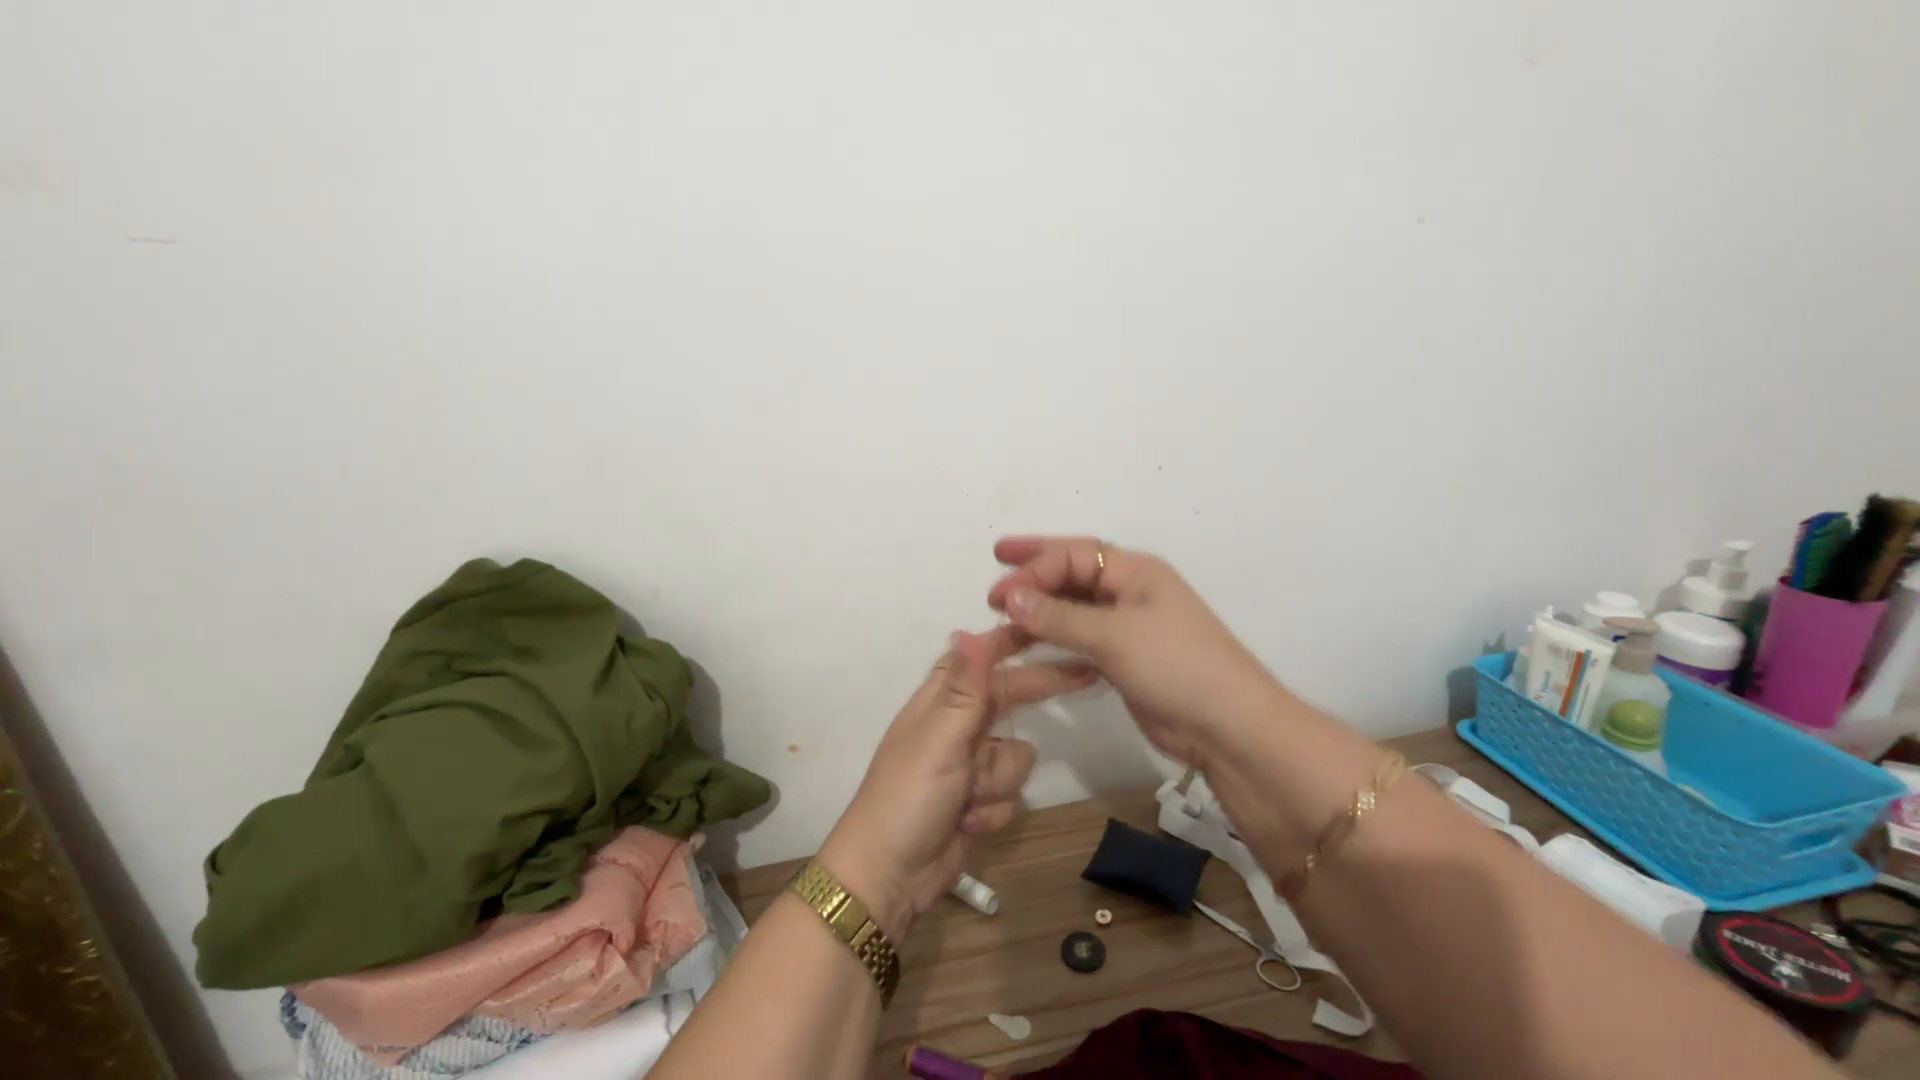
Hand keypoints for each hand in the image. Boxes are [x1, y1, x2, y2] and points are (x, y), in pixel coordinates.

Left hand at [817, 626, 1093, 938]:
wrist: (890, 876)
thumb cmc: (908, 799)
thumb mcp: (939, 741)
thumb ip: (964, 689)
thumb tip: (969, 630)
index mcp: (938, 703)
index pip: (979, 657)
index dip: (1011, 639)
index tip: (1051, 622)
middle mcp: (955, 727)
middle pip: (1008, 697)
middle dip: (1039, 691)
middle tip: (1088, 675)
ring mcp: (967, 766)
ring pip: (1016, 755)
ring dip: (998, 781)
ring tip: (968, 800)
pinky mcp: (977, 801)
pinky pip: (1010, 792)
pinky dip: (993, 810)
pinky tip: (968, 824)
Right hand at [986, 536, 1287, 768]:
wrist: (1227, 725)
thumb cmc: (1175, 665)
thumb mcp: (1114, 635)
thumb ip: (1059, 616)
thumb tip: (1009, 595)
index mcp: (1136, 571)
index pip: (1075, 556)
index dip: (1034, 567)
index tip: (998, 591)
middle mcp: (1130, 592)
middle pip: (1073, 575)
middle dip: (1033, 575)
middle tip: (993, 580)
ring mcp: (1129, 628)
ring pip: (1074, 610)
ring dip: (1039, 611)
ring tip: (1002, 616)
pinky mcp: (1125, 661)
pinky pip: (1081, 641)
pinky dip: (1055, 640)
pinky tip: (1032, 647)